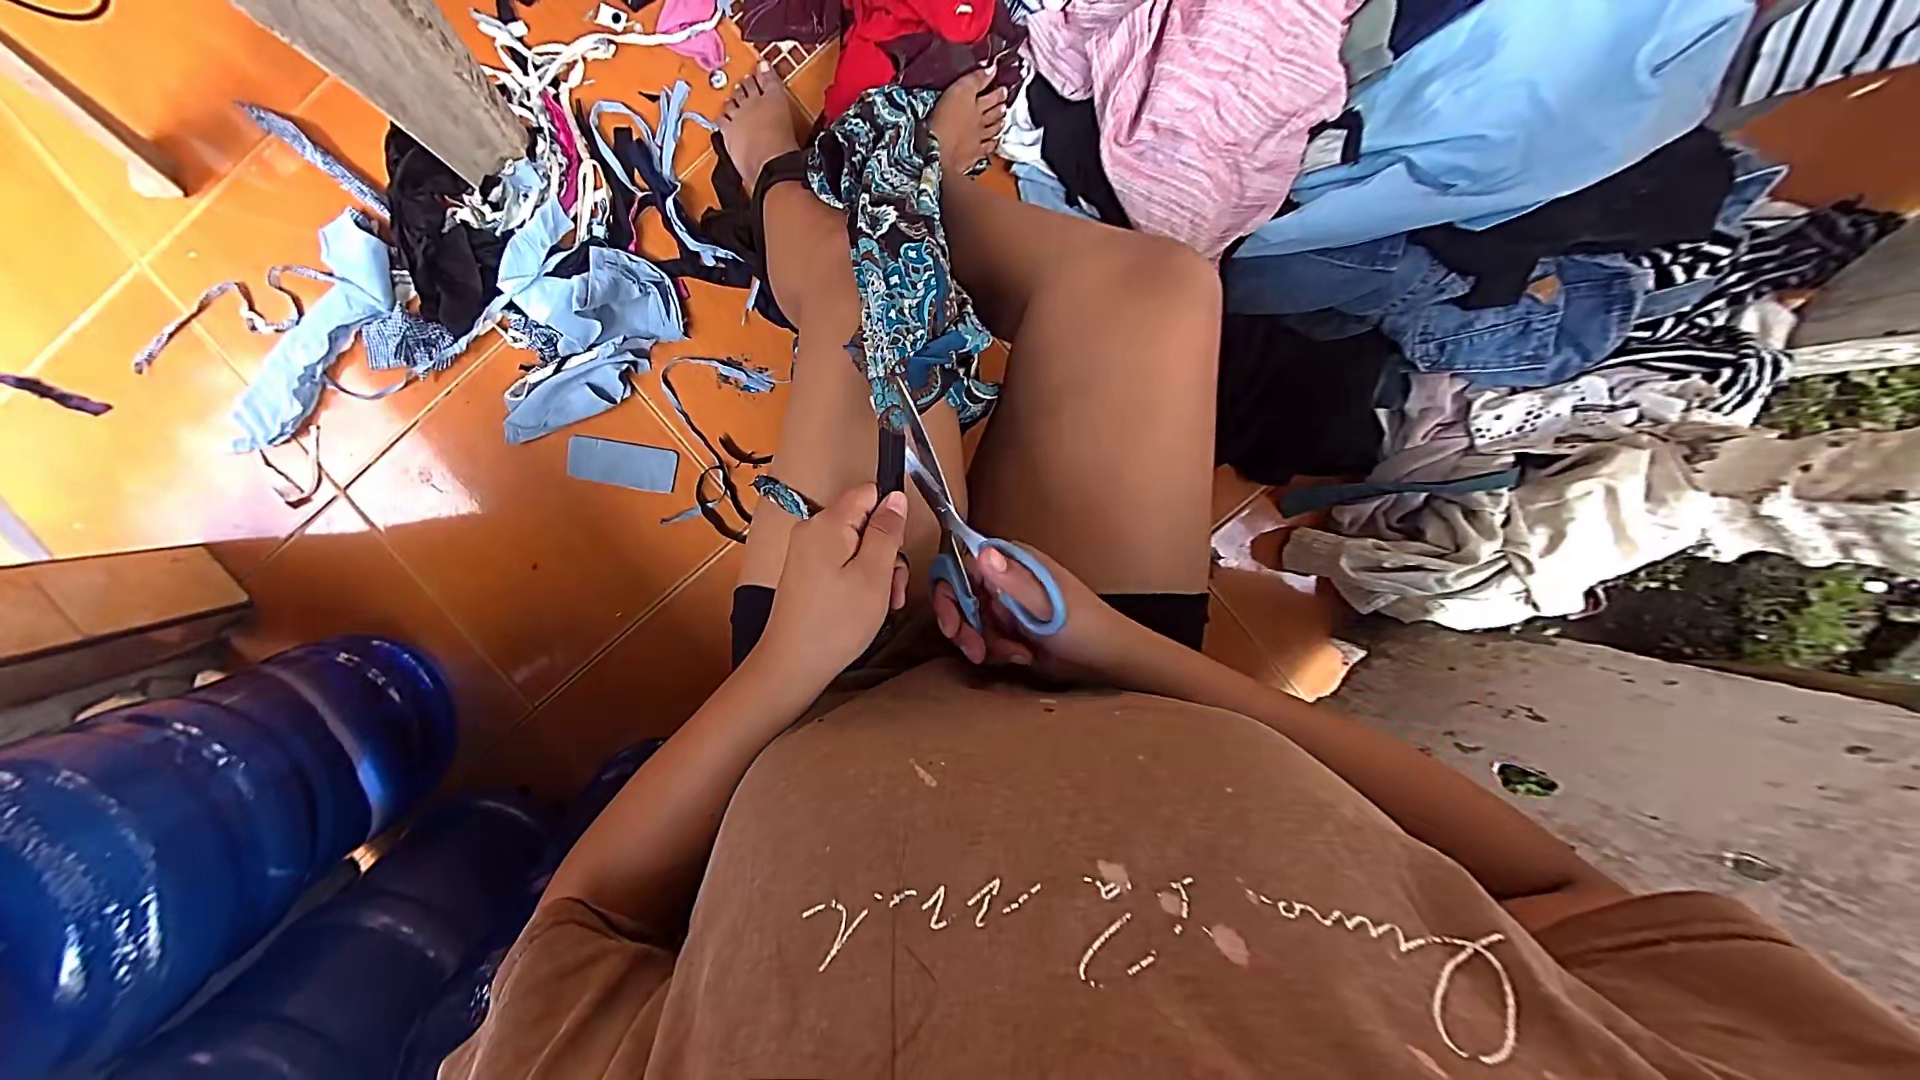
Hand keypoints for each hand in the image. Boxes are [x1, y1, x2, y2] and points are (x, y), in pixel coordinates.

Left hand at [754, 484, 909, 688]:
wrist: (793, 664)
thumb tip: (896, 498)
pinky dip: (859, 579)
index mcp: (828, 523)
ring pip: (857, 545)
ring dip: (877, 570)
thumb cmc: (835, 623)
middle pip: (865, 521)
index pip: (869, 493)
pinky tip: (866, 605)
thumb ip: (887, 531)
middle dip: (887, 551)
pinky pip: (842, 562)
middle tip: (892, 585)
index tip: (896, 548)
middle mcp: (812, 530)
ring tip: (883, 602)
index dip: (890, 517)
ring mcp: (807, 552)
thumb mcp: (875, 573)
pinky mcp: (806, 572)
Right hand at [933, 543, 1154, 683]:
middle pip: (959, 598)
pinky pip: (985, 639)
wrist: (1108, 659)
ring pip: (970, 622)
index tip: (951, 623)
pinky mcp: (1010, 627)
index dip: (948, 594)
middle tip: (975, 649)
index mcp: (1012, 562)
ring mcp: (1007, 603)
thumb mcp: (1045, 606)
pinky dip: (996, 651)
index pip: (961, 566)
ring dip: (983, 643)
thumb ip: (1011, 580)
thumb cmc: (1085, 627)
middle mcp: (1006, 579)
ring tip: (1013, 653)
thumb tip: (982, 552)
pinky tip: (1021, 655)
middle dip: (964, 627)